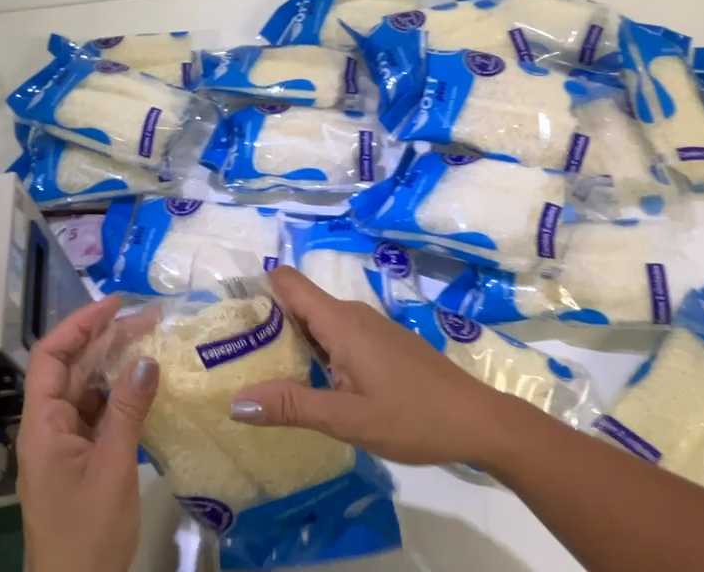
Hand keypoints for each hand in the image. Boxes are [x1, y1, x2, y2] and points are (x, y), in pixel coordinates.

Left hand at [17, 295, 160, 571]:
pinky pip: (98, 415)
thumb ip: (128, 410)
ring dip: (116, 366)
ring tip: (153, 343)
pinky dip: (121, 397)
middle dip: (106, 339)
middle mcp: (48, 427)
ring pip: (87, 390)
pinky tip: (148, 386)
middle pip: (72, 369)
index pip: (51, 356)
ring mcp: (64, 444)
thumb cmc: (87, 531)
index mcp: (41, 424)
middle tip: (149, 319)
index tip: (115, 304)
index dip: (79, 324)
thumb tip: (145, 358)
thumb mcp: (113, 467)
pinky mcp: (81, 460)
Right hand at [227, 266, 544, 468]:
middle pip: (299, 305)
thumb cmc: (412, 417)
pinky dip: (317, 353)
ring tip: (260, 373)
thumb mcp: (348, 419)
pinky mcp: (384, 345)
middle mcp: (353, 316)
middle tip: (231, 355)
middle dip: (266, 325)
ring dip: (292, 343)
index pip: (289, 283)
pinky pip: (339, 338)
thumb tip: (237, 399)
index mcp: (341, 322)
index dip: (256, 288)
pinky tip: (310, 384)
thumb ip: (293, 406)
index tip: (225, 312)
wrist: (479, 421)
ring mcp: (371, 329)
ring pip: (319, 324)